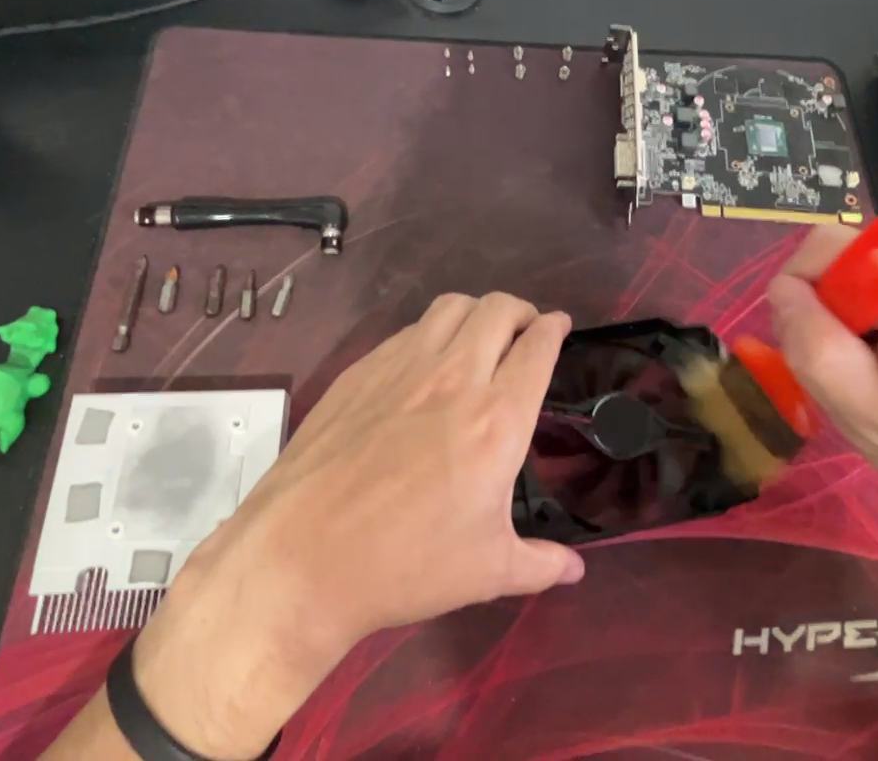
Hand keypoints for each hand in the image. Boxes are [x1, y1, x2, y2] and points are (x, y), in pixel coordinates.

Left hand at [124, 293, 582, 758]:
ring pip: (451, 307)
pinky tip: (424, 363)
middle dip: (521, 311)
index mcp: (497, 418)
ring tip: (479, 334)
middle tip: (524, 330)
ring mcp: (401, 368)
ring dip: (476, 312)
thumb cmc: (404, 565)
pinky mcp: (360, 372)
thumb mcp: (486, 571)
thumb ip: (541, 563)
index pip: (537, 346)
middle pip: (497, 309)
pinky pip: (408, 331)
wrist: (302, 558)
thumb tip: (575, 570)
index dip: (555, 328)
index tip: (559, 327)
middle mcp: (454, 377)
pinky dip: (431, 332)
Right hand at [765, 228, 877, 551]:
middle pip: (853, 258)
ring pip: (874, 267)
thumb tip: (783, 288)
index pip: (828, 250)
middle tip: (873, 377)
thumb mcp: (866, 416)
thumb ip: (812, 345)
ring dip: (871, 317)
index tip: (838, 358)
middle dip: (844, 314)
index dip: (810, 302)